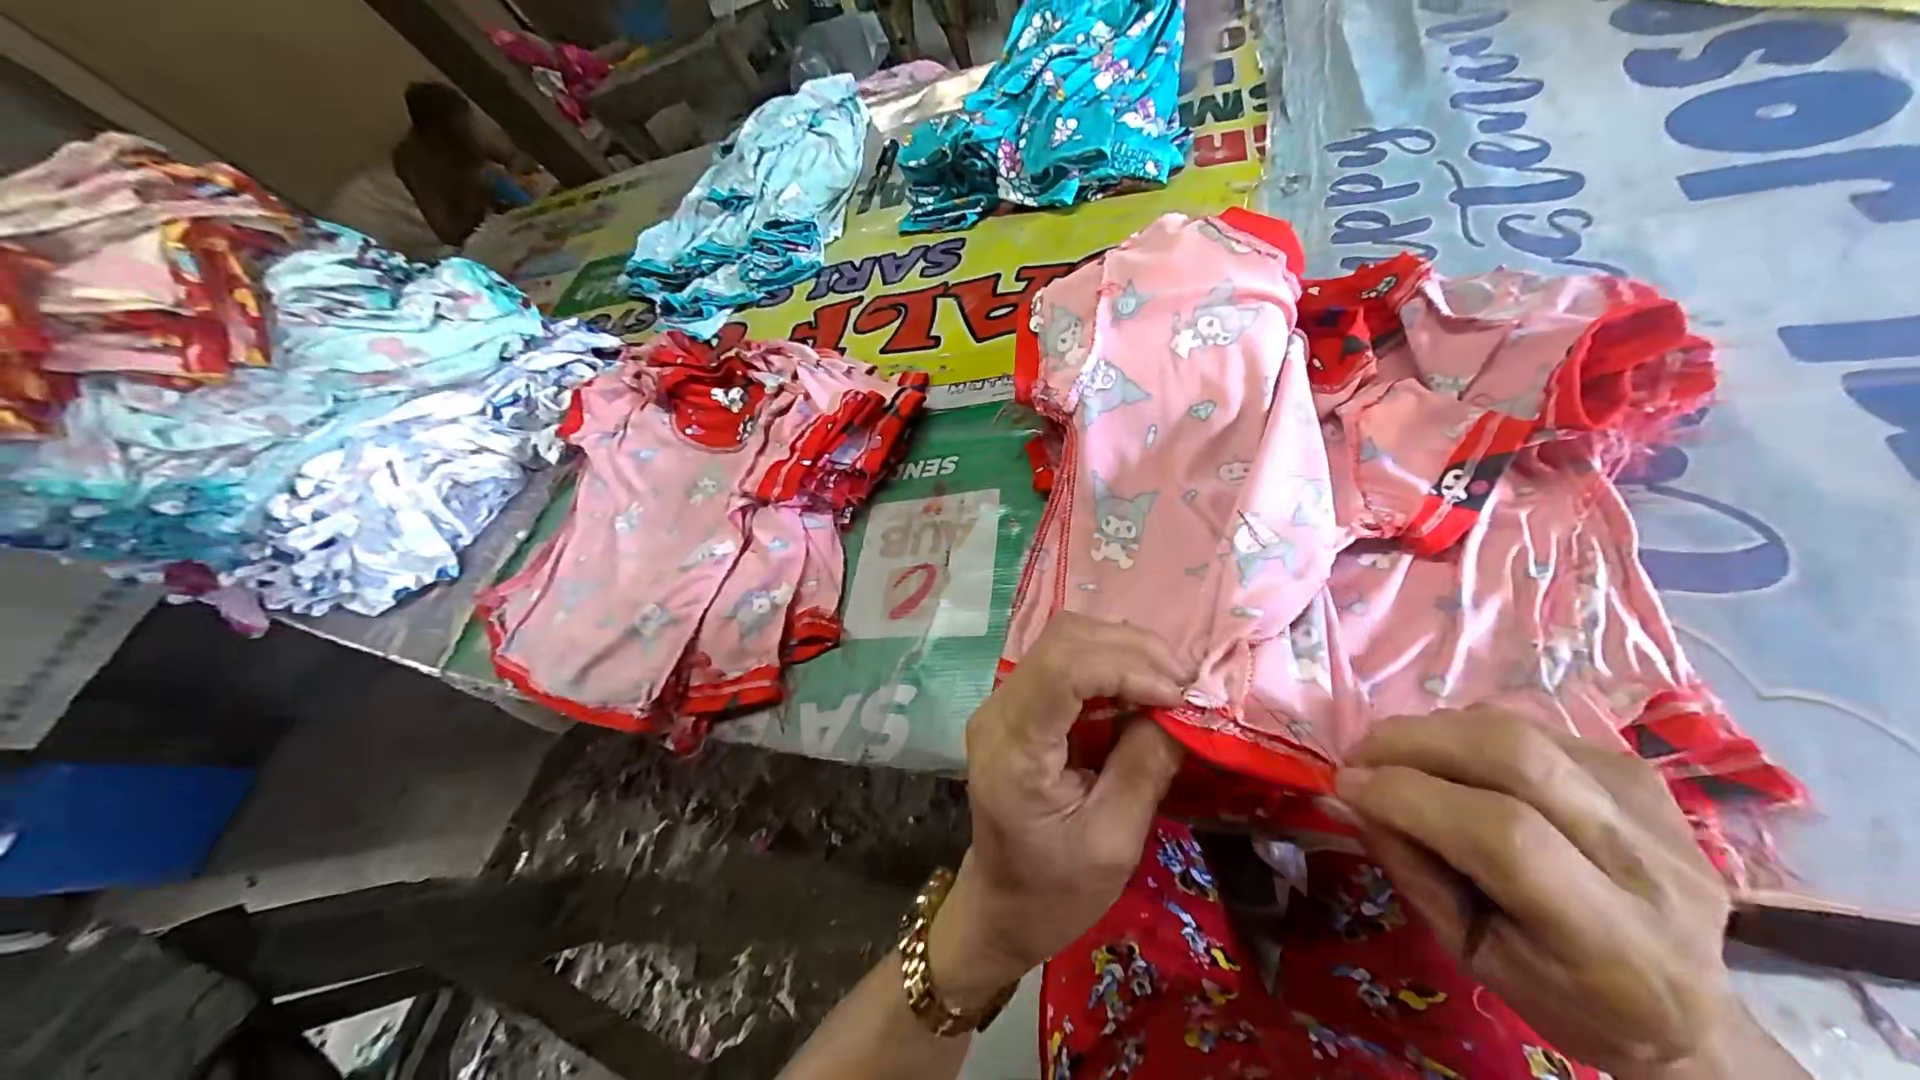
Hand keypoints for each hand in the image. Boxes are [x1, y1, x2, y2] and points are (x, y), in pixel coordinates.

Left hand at [927, 613, 1188, 1006]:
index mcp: (1013, 749)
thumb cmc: (1056, 890)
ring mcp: (1003, 703)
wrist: (1002, 906)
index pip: (1061, 669)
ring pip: (1066, 641)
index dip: (1126, 666)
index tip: (1176, 695)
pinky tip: (1143, 689)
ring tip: (1171, 685)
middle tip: (1186, 685)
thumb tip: (1181, 707)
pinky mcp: (1018, 706)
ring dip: (1125, 651)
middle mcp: (998, 710)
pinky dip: (1111, 665)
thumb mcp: (1114, 842)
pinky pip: (1065, 662)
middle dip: (1133, 650)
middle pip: (1064, 641)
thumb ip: (1145, 767)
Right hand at [1336, 708, 1795, 1078]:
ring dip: (1434, 729)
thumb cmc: (1564, 997)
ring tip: (1393, 752)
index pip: (1503, 836)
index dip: (1410, 798)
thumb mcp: (1472, 955)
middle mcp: (1645, 861)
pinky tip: (1450, 757)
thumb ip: (1412, 872)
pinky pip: (1534, 728)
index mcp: (1610, 937)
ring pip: (1521, 730)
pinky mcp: (1640, 774)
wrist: (1686, 1010)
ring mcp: (1650, 807)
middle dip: (1414, 742)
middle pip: (1517, 758)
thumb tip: (1352, 799)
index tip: (1345, 786)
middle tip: (1360, 755)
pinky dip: (1470, 731)